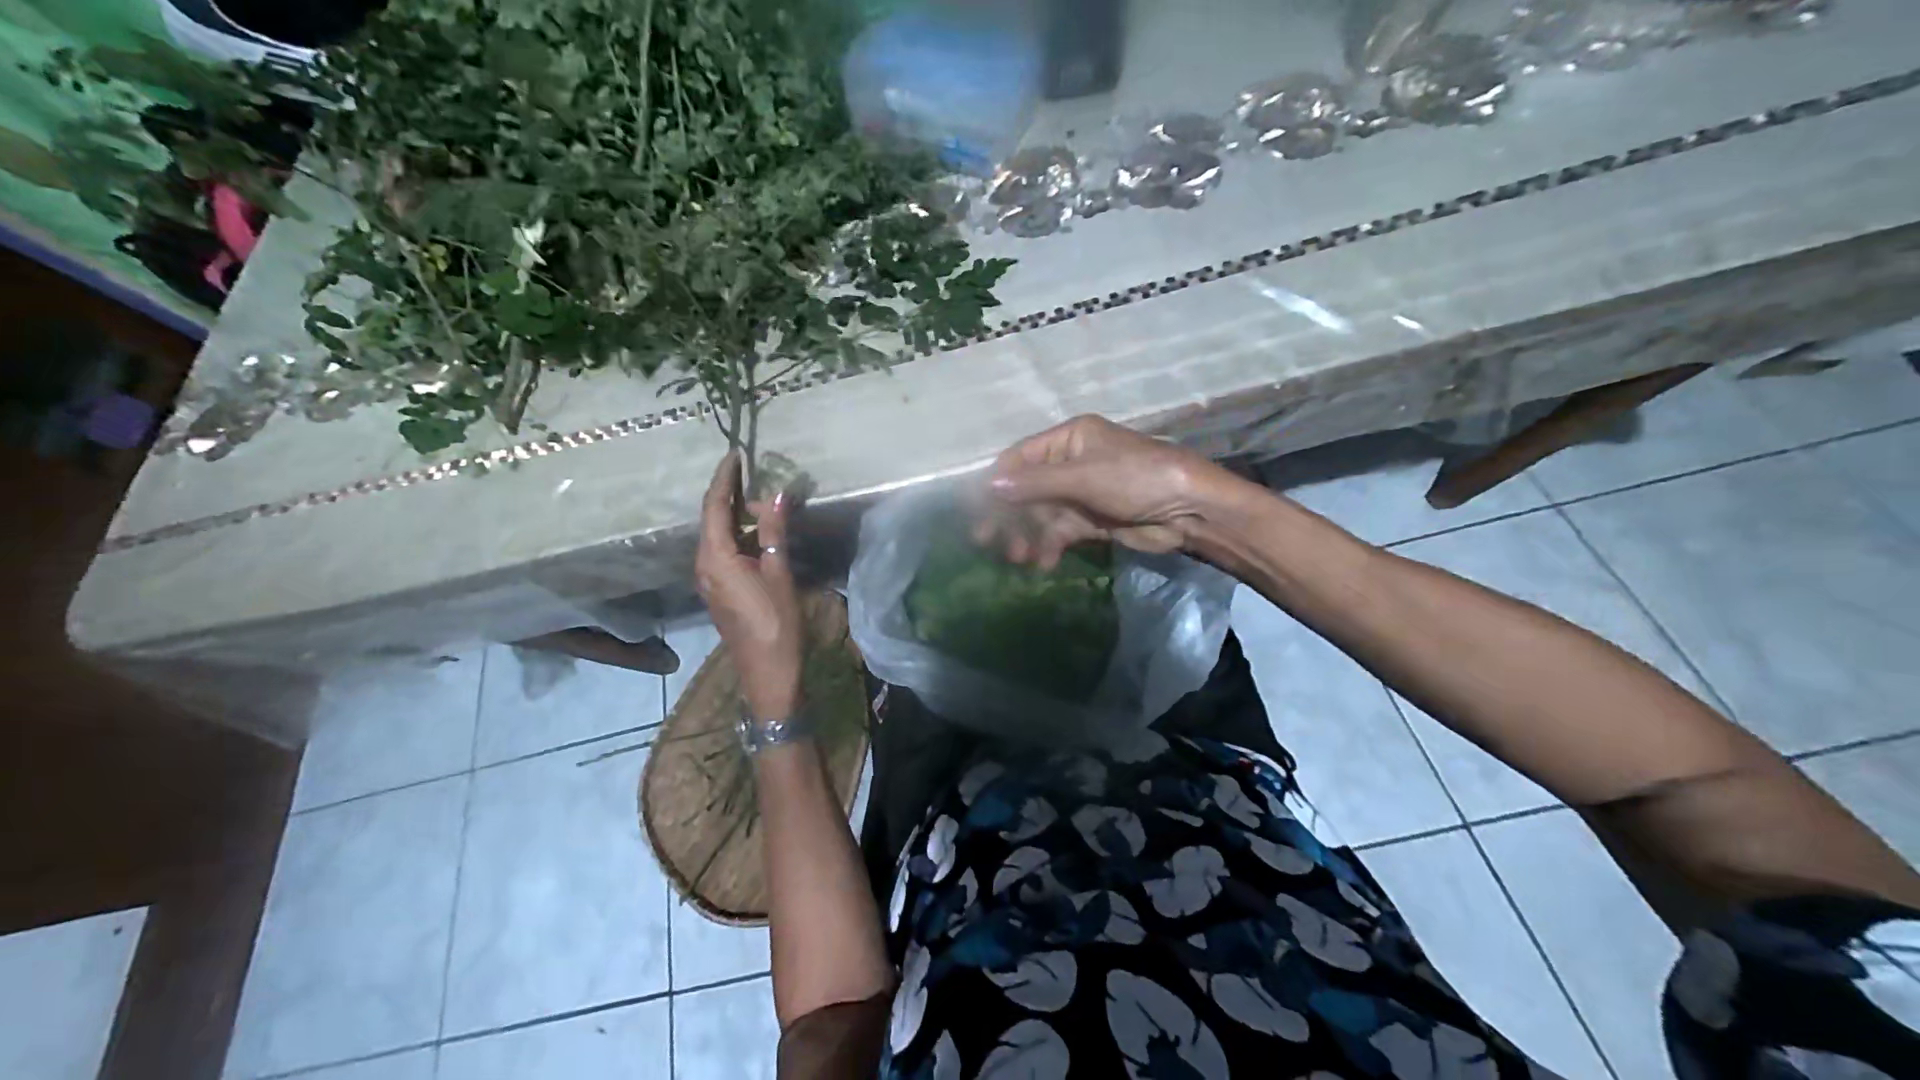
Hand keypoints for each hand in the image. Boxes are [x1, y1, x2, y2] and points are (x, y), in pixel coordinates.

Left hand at [695, 452, 803, 720]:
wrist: (768, 673)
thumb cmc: (777, 623)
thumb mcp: (779, 574)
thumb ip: (775, 533)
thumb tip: (777, 496)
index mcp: (715, 558)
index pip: (714, 506)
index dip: (725, 478)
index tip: (735, 455)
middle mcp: (704, 564)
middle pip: (713, 519)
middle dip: (735, 497)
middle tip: (764, 485)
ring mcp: (709, 579)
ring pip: (719, 535)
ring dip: (739, 517)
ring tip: (767, 506)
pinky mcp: (718, 589)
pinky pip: (724, 551)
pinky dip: (740, 536)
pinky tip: (761, 535)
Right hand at [975, 415, 1250, 568]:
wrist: (1190, 510)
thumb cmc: (1137, 478)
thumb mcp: (1083, 477)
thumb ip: (1034, 483)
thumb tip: (988, 486)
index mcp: (1069, 439)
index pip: (1019, 458)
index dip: (995, 483)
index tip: (973, 509)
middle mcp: (1071, 463)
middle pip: (1026, 489)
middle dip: (1008, 515)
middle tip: (985, 540)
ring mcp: (1081, 493)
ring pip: (1040, 514)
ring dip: (1026, 535)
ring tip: (1017, 558)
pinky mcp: (1092, 520)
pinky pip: (1059, 532)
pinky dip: (1049, 547)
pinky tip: (1042, 564)